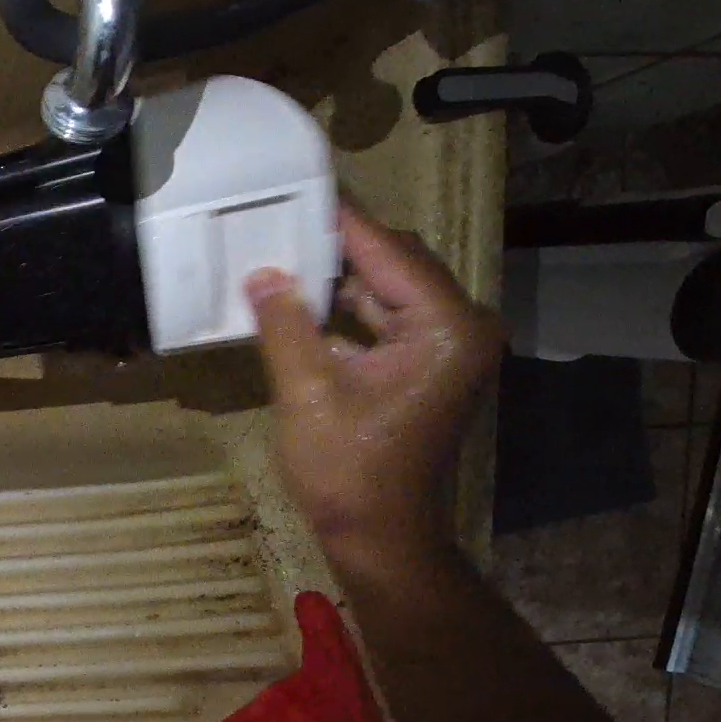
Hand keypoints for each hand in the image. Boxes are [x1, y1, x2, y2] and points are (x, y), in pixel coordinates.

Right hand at [247, 206, 504, 569]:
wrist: (375, 531)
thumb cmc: (345, 466)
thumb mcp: (306, 392)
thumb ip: (284, 327)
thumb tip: (261, 274)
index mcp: (447, 328)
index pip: (391, 256)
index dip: (345, 225)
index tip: (305, 191)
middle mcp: (459, 328)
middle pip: (396, 267)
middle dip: (341, 247)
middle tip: (284, 220)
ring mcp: (443, 350)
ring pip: (386, 293)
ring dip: (337, 279)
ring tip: (284, 254)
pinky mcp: (421, 368)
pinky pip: (381, 322)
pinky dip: (342, 312)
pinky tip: (298, 302)